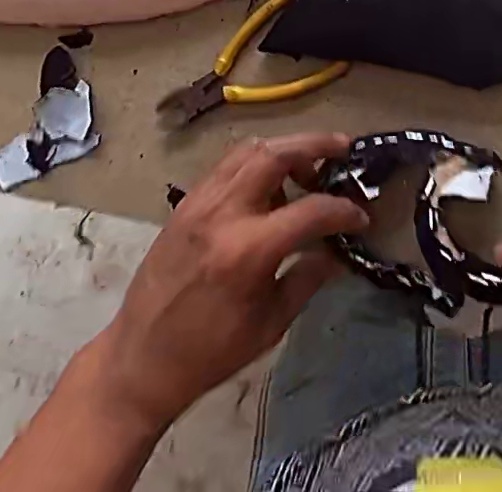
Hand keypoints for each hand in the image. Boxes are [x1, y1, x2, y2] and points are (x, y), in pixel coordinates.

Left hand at [84, 132, 367, 429]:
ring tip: (307, 168)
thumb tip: (338, 251)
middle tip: (342, 148)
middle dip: (314, 144)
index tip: (361, 216)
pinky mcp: (186, 201)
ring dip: (284, 149)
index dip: (343, 210)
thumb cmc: (210, 351)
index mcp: (248, 250)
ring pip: (249, 150)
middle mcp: (223, 213)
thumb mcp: (270, 323)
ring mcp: (200, 201)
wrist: (140, 357)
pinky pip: (227, 165)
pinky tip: (270, 184)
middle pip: (275, 154)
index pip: (311, 210)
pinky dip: (256, 162)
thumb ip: (308, 277)